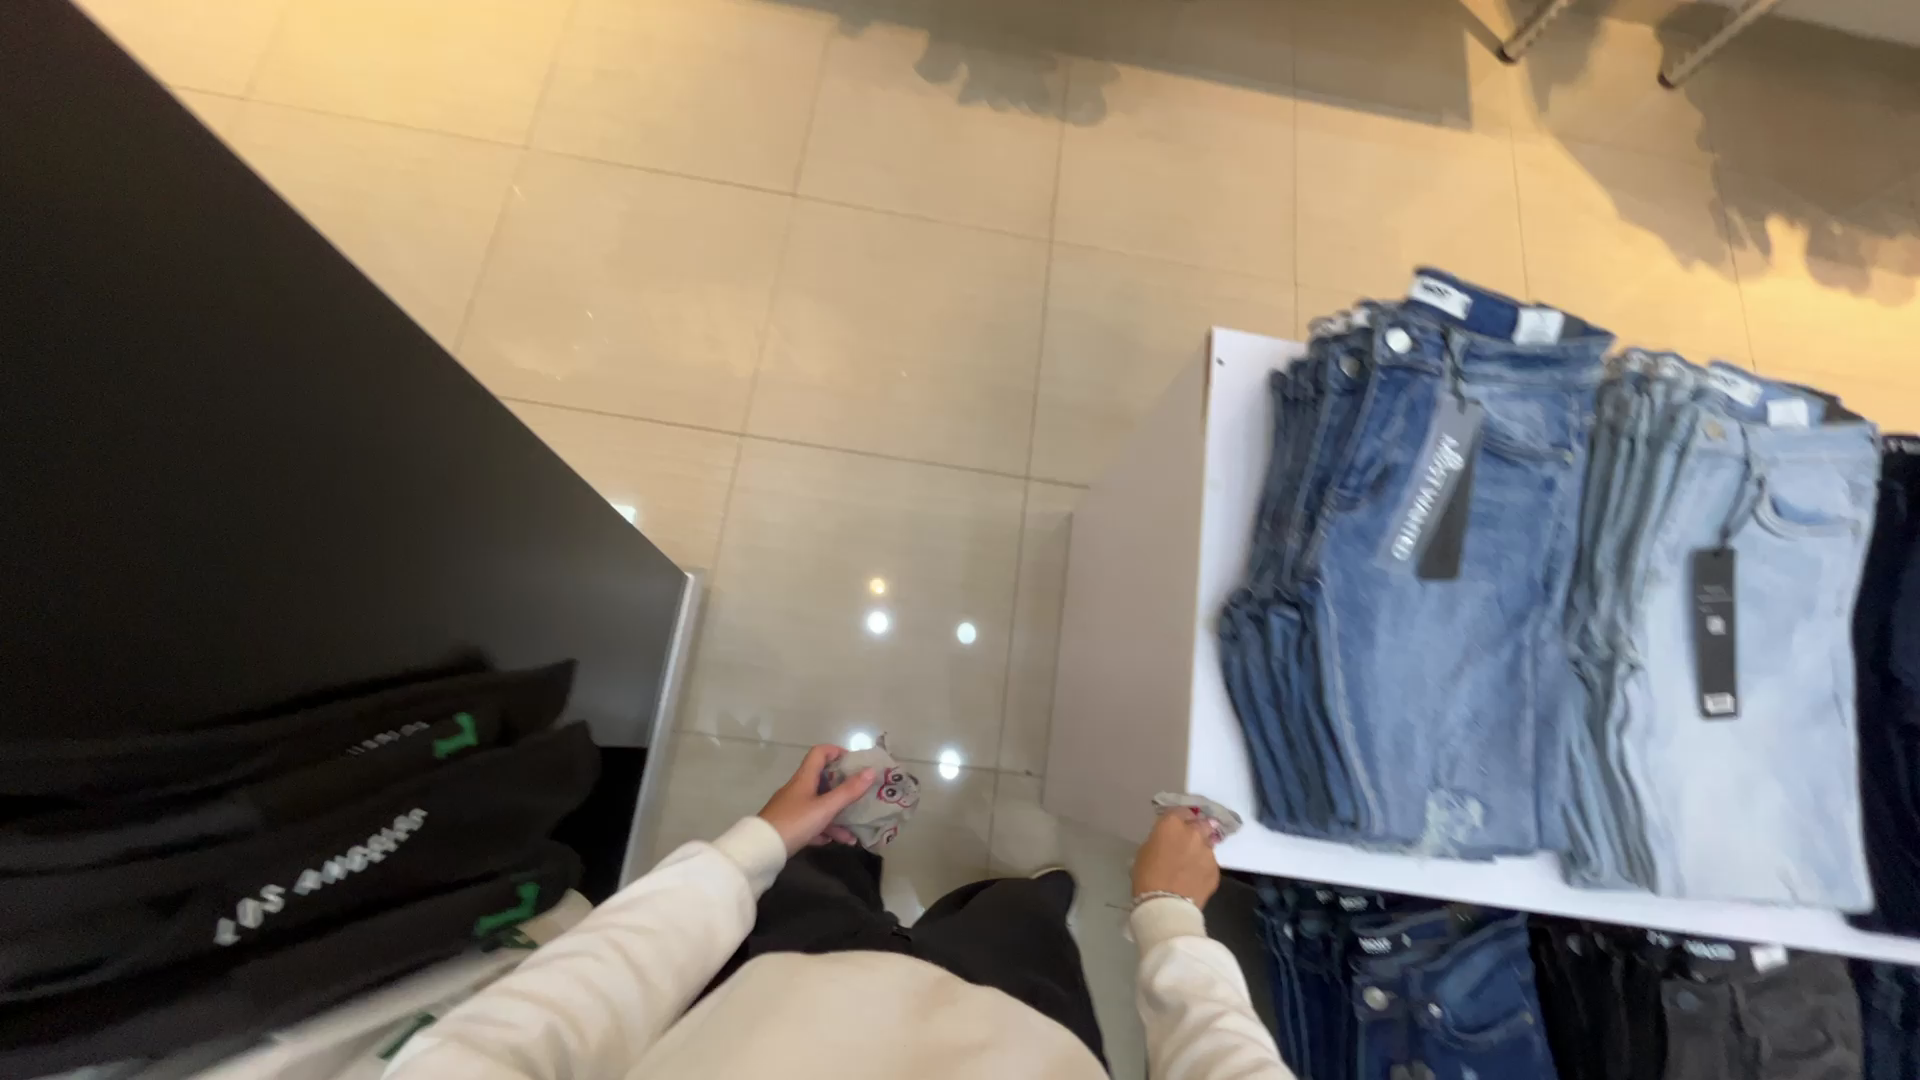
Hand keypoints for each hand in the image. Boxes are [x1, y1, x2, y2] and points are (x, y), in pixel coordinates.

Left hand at [756, 745, 875, 855]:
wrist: (762, 850)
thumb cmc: (795, 822)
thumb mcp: (825, 807)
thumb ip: (848, 791)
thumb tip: (871, 771)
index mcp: (805, 778)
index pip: (819, 752)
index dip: (837, 752)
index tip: (854, 763)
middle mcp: (798, 789)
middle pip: (823, 780)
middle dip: (843, 789)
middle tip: (860, 796)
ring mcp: (792, 807)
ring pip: (819, 805)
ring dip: (837, 816)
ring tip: (853, 833)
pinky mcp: (788, 825)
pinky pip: (811, 823)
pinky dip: (824, 829)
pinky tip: (835, 841)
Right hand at [1132, 813, 1220, 908]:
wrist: (1165, 905)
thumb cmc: (1147, 875)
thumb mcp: (1146, 850)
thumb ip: (1160, 839)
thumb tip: (1169, 842)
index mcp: (1172, 823)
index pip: (1181, 810)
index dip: (1179, 818)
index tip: (1176, 826)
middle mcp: (1194, 832)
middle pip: (1202, 823)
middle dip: (1198, 829)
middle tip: (1190, 840)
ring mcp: (1207, 851)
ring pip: (1207, 844)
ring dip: (1201, 849)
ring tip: (1192, 863)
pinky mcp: (1216, 870)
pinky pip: (1210, 863)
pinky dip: (1204, 867)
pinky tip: (1195, 878)